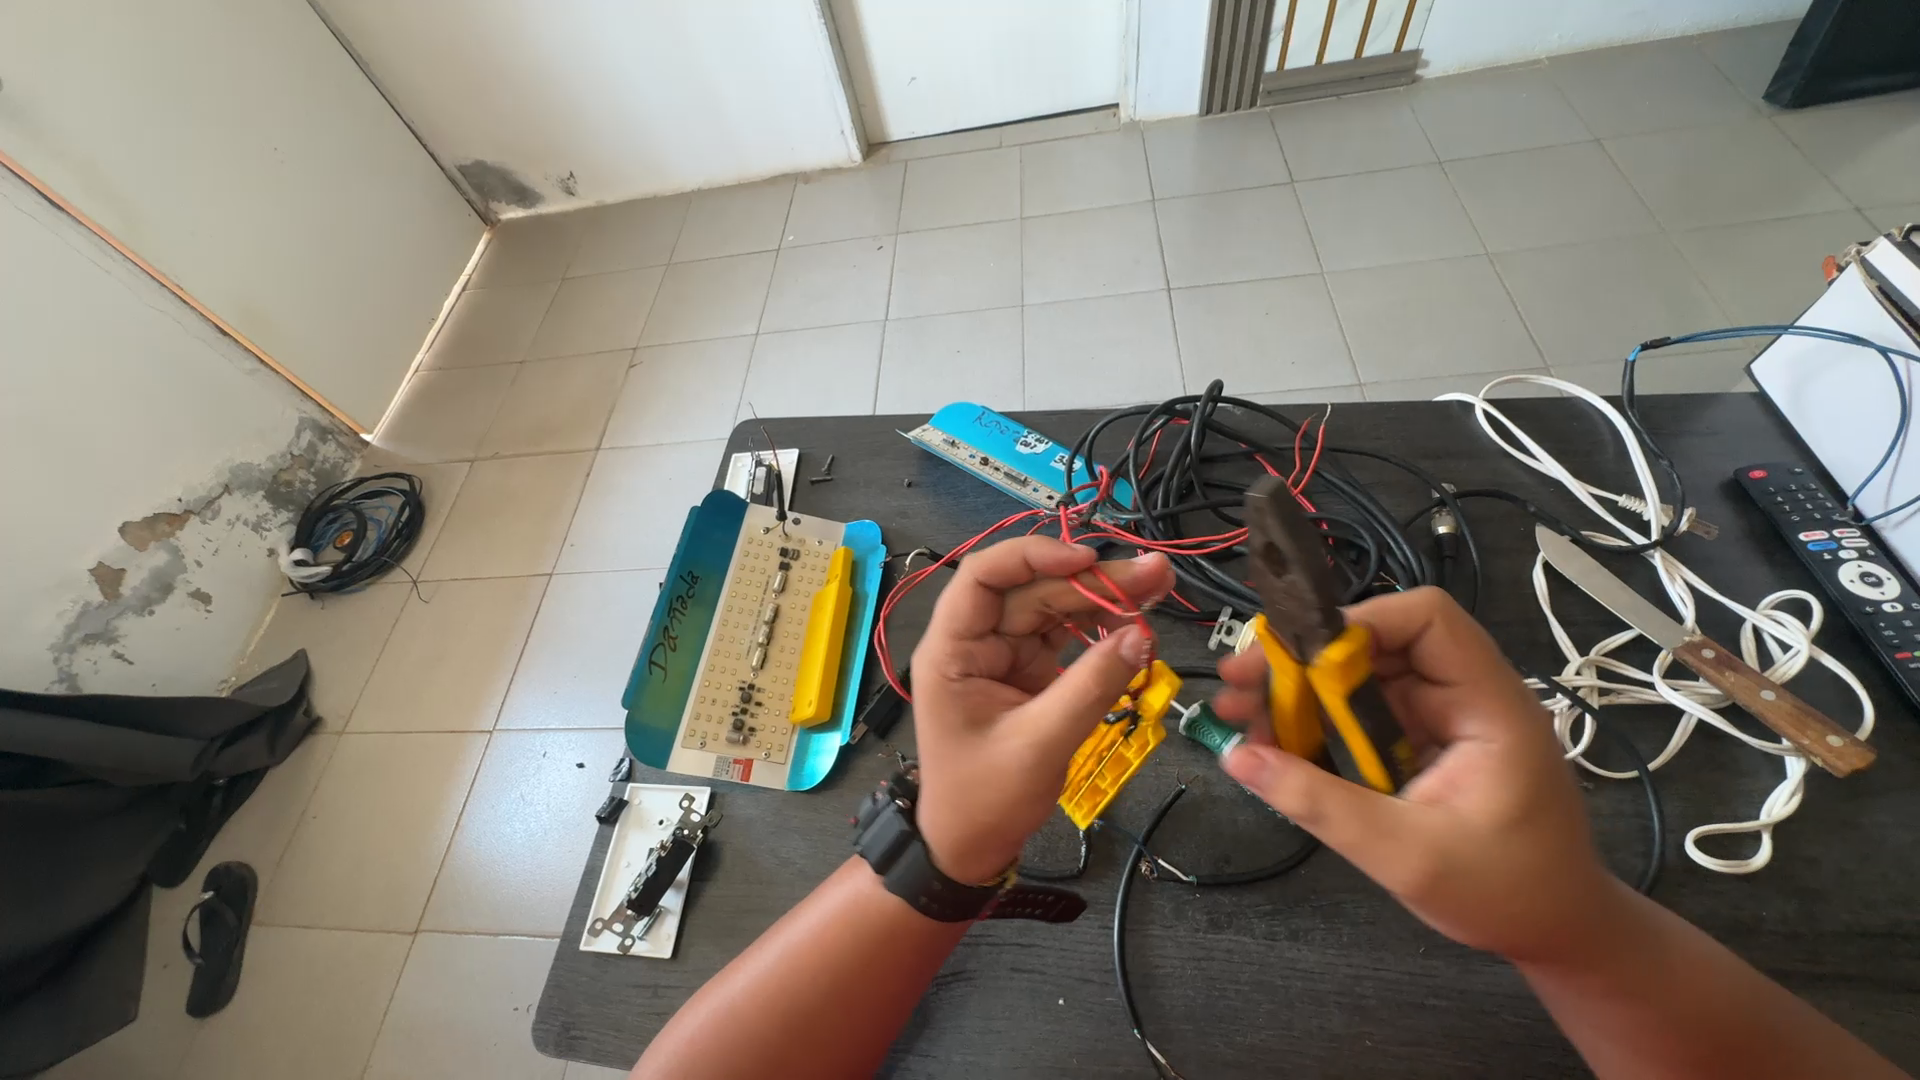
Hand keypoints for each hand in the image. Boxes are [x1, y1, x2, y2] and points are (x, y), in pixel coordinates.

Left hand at [909, 538, 1173, 883]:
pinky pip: (1066, 635)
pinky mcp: (1029, 671)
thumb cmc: (985, 798)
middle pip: (1032, 589)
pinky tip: (1137, 620)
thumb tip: (1142, 637)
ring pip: (1054, 607)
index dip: (1033, 557)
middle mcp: (976, 640)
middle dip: (1091, 579)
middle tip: (1155, 572)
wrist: (972, 846)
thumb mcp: (1039, 744)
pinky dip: (1101, 627)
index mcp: (953, 648)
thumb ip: (1090, 688)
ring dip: (1104, 596)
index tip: (1086, 560)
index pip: (983, 576)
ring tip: (1158, 584)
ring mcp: (1004, 653)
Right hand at [1214, 586, 1620, 962]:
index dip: (1359, 622)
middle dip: (1300, 657)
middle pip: (1373, 642)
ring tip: (1239, 713)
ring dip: (1295, 688)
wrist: (1555, 933)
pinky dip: (1312, 719)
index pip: (1427, 619)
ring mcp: (1436, 715)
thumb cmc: (1504, 894)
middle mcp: (1460, 694)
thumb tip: (1237, 758)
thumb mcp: (1405, 855)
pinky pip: (1354, 709)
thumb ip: (1320, 803)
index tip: (1296, 656)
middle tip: (1238, 683)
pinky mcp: (1416, 736)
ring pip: (1355, 674)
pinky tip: (1272, 741)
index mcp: (1487, 705)